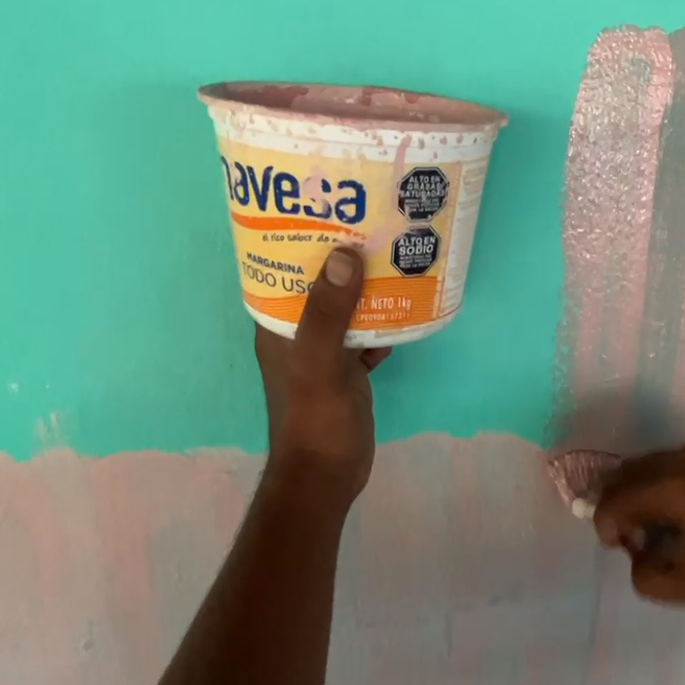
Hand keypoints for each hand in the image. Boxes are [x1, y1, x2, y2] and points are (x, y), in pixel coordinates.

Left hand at [253, 247, 390, 506]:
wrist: (328, 475)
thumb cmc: (314, 419)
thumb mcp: (318, 363)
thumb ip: (328, 313)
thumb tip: (344, 254)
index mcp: (277, 324)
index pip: (284, 269)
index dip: (303, 239)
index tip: (332, 209)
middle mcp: (297, 332)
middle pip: (321, 284)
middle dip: (344, 257)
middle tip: (375, 225)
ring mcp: (324, 351)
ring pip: (347, 307)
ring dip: (368, 287)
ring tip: (396, 256)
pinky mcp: (347, 369)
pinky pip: (366, 333)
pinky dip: (383, 321)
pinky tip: (407, 307)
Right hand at [593, 442, 684, 611]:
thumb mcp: (671, 587)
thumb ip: (636, 566)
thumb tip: (635, 543)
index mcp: (670, 489)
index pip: (616, 498)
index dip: (606, 523)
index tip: (616, 545)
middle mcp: (684, 460)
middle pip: (628, 472)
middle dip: (620, 502)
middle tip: (630, 532)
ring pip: (651, 463)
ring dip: (641, 489)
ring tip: (655, 521)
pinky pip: (675, 460)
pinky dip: (665, 479)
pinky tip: (677, 508)